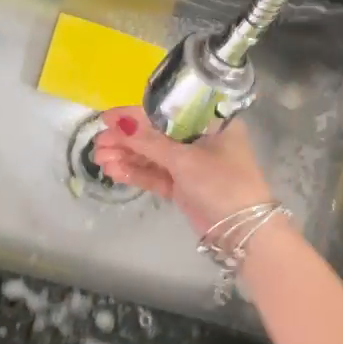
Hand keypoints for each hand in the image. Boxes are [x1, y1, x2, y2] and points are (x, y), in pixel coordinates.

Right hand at [92, 106, 274, 234]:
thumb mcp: (184, 159)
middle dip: (126, 141)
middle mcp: (200, 140)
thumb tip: (118, 122)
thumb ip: (149, 142)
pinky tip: (115, 172)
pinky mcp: (183, 187)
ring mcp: (191, 165)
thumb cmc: (222, 183)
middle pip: (156, 136)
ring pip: (153, 158)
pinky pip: (156, 176)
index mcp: (210, 123)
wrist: (244, 230)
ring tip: (101, 161)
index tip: (107, 119)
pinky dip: (136, 174)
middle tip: (98, 145)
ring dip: (127, 158)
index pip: (166, 113)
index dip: (135, 116)